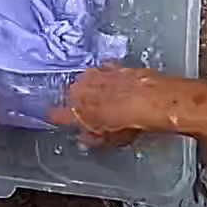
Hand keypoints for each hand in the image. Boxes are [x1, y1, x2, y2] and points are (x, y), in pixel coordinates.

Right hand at [49, 64, 186, 149]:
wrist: (150, 101)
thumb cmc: (128, 123)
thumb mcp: (109, 140)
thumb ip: (93, 139)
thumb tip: (85, 139)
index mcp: (75, 109)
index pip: (57, 114)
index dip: (58, 117)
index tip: (59, 118)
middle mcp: (79, 89)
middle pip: (72, 95)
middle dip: (80, 102)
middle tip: (93, 112)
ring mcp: (94, 75)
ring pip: (86, 81)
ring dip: (93, 88)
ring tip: (108, 98)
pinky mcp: (110, 66)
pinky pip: (104, 71)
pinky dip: (109, 76)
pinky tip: (118, 84)